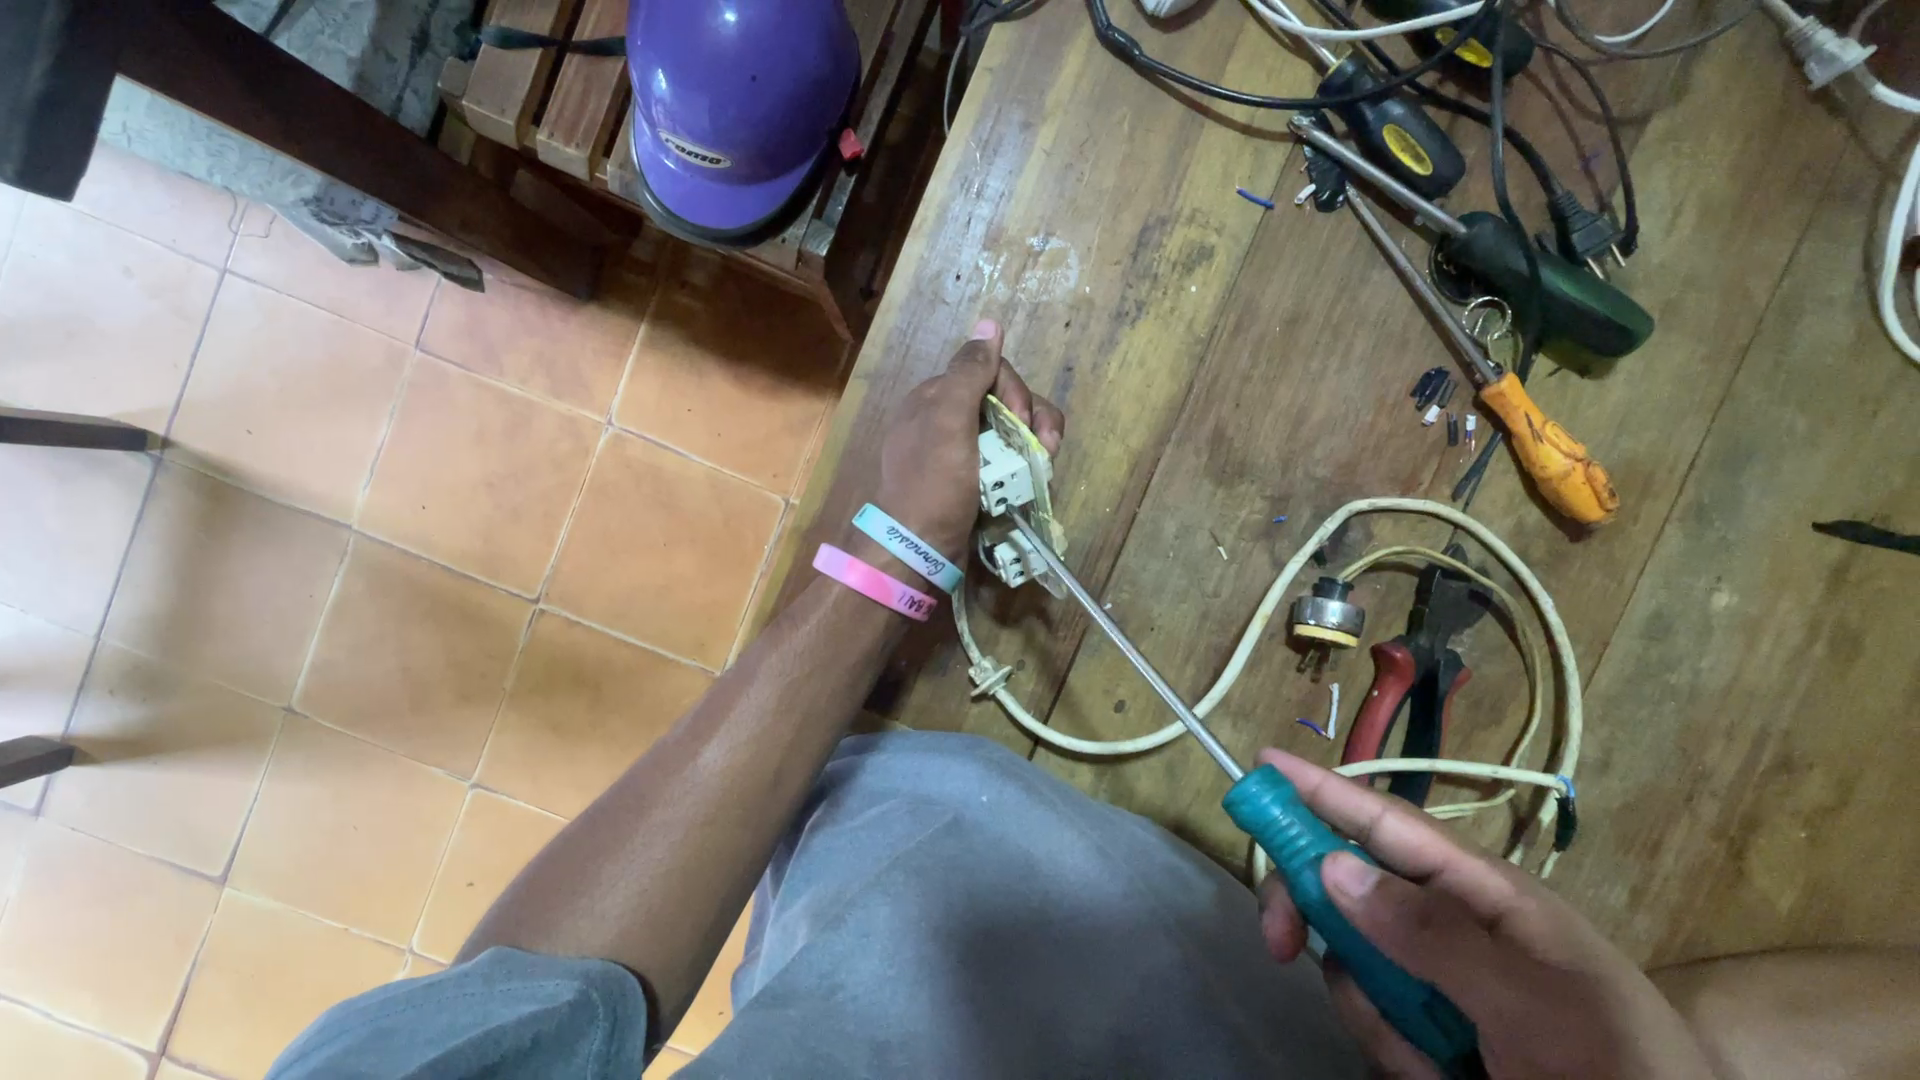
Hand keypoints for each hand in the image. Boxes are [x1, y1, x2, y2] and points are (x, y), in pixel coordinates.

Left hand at [866, 319, 1063, 570]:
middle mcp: (947, 422)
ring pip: (1012, 433)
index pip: (989, 372)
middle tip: (1043, 449)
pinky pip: (1008, 463)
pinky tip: (1033, 482)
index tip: (1022, 420)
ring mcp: (961, 456)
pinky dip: (1024, 468)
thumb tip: (990, 322)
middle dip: (1031, 419)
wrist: (917, 553)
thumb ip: (970, 372)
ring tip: (1044, 469)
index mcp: (935, 399)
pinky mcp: (974, 485)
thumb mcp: (948, 422)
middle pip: (1005, 402)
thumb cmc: (932, 485)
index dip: (1014, 391)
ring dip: (1034, 445)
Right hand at [1254, 749, 1713, 1079]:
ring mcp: (1435, 973)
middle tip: (1276, 945)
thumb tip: (1333, 867)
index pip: (1387, 823)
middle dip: (1307, 910)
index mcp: (1481, 891)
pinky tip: (1440, 1076)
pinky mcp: (1427, 1021)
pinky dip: (1393, 1049)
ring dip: (1374, 1011)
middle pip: (1345, 885)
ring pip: (1350, 957)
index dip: (1322, 789)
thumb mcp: (1529, 1001)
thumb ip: (1431, 934)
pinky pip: (1372, 1014)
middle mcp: (1447, 920)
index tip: (1262, 764)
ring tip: (1435, 1062)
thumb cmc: (1613, 1062)